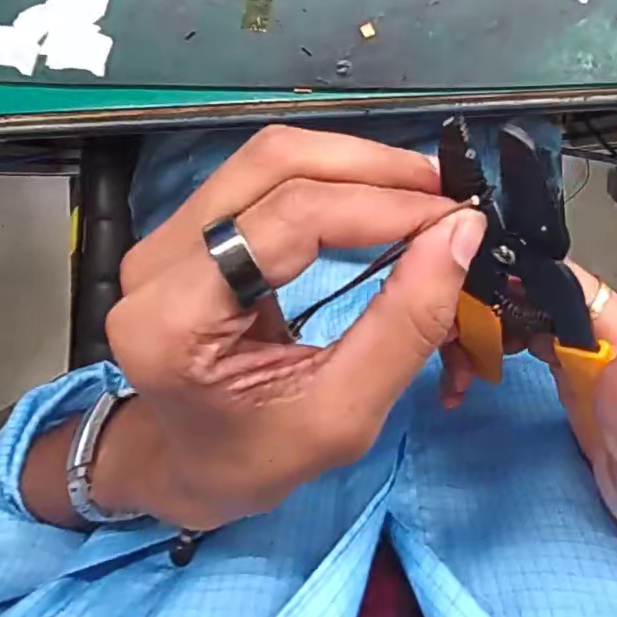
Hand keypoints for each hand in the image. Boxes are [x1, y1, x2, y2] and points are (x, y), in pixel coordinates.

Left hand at [96, 126, 486, 530]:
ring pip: (266, 157)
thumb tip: (458, 235)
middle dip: (368, 166)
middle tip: (441, 190)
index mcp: (177, 318)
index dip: (379, 206)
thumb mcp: (340, 417)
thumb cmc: (250, 458)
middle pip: (271, 162)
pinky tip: (369, 195)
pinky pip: (260, 177)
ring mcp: (164, 235)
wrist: (178, 459)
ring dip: (350, 163)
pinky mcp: (183, 227)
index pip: (289, 219)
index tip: (453, 217)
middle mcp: (158, 259)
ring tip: (416, 189)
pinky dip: (325, 177)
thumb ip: (402, 326)